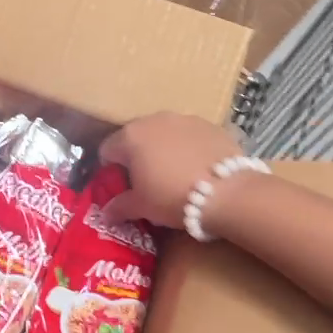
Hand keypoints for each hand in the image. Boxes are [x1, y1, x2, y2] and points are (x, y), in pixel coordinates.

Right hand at [98, 112, 245, 228]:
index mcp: (130, 137)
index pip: (107, 149)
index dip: (111, 169)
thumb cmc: (172, 197)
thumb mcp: (141, 207)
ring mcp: (184, 119)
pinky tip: (197, 167)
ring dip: (164, 148)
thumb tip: (106, 214)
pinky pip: (191, 135)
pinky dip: (189, 147)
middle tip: (147, 180)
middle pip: (136, 137)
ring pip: (164, 133)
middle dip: (138, 156)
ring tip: (175, 173)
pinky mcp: (211, 124)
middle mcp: (154, 120)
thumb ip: (119, 207)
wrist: (227, 192)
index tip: (121, 185)